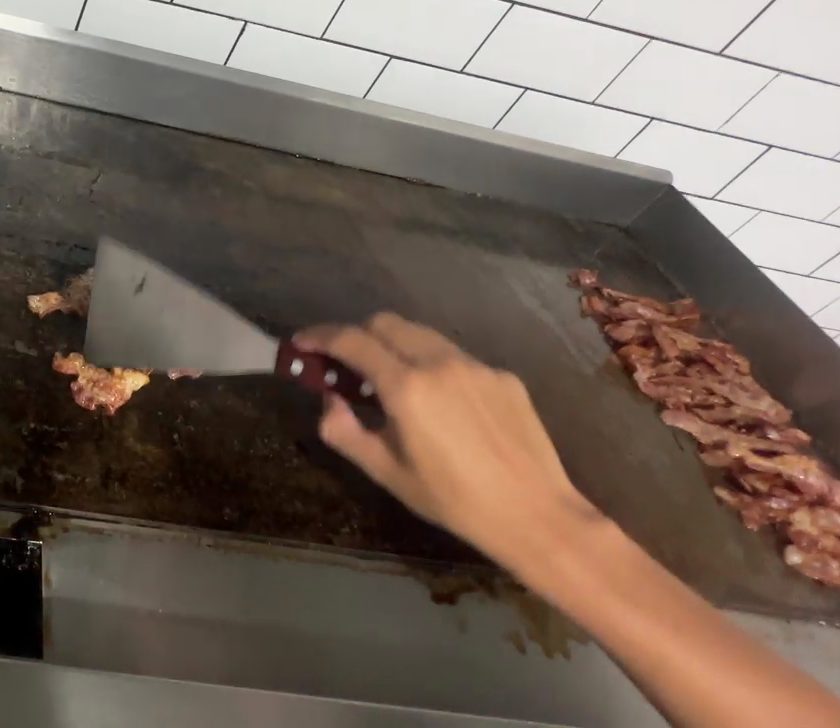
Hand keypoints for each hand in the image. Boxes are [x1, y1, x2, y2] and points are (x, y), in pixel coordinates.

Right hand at [297, 313, 603, 568]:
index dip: (319, 336)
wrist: (537, 517)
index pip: (351, 341)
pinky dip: (430, 365)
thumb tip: (328, 400)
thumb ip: (343, 430)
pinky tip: (439, 403)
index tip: (302, 344)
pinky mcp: (503, 377)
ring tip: (389, 381)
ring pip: (420, 334)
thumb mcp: (385, 471)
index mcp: (406, 387)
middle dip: (356, 335)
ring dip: (393, 345)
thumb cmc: (453, 500)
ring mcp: (475, 366)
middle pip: (384, 323)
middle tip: (345, 364)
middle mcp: (439, 363)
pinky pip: (453, 356)